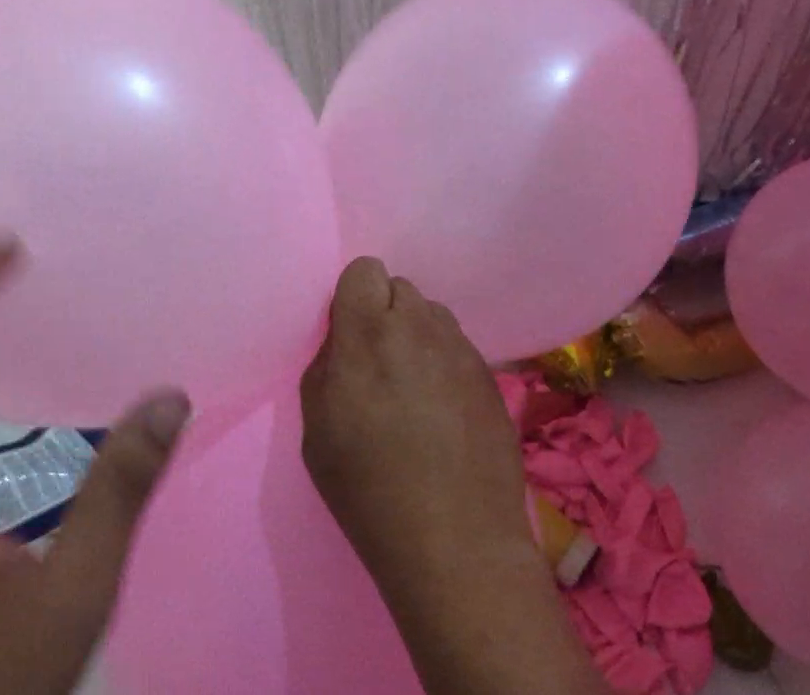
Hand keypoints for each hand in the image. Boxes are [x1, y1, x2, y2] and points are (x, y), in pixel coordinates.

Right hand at [300, 258, 605, 694]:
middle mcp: (421, 327)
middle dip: (386, 316)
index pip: (365, 270)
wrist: (456, 539)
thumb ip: (328, 368)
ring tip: (413, 392)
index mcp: (369, 335)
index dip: (354, 299)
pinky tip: (444, 413)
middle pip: (401, 289)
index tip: (350, 336)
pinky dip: (445, 366)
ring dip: (418, 338)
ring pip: (434, 317)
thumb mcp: (317, 432)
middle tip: (379, 367)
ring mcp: (463, 350)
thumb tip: (344, 342)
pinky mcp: (492, 375)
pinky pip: (459, 349)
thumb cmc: (370, 491)